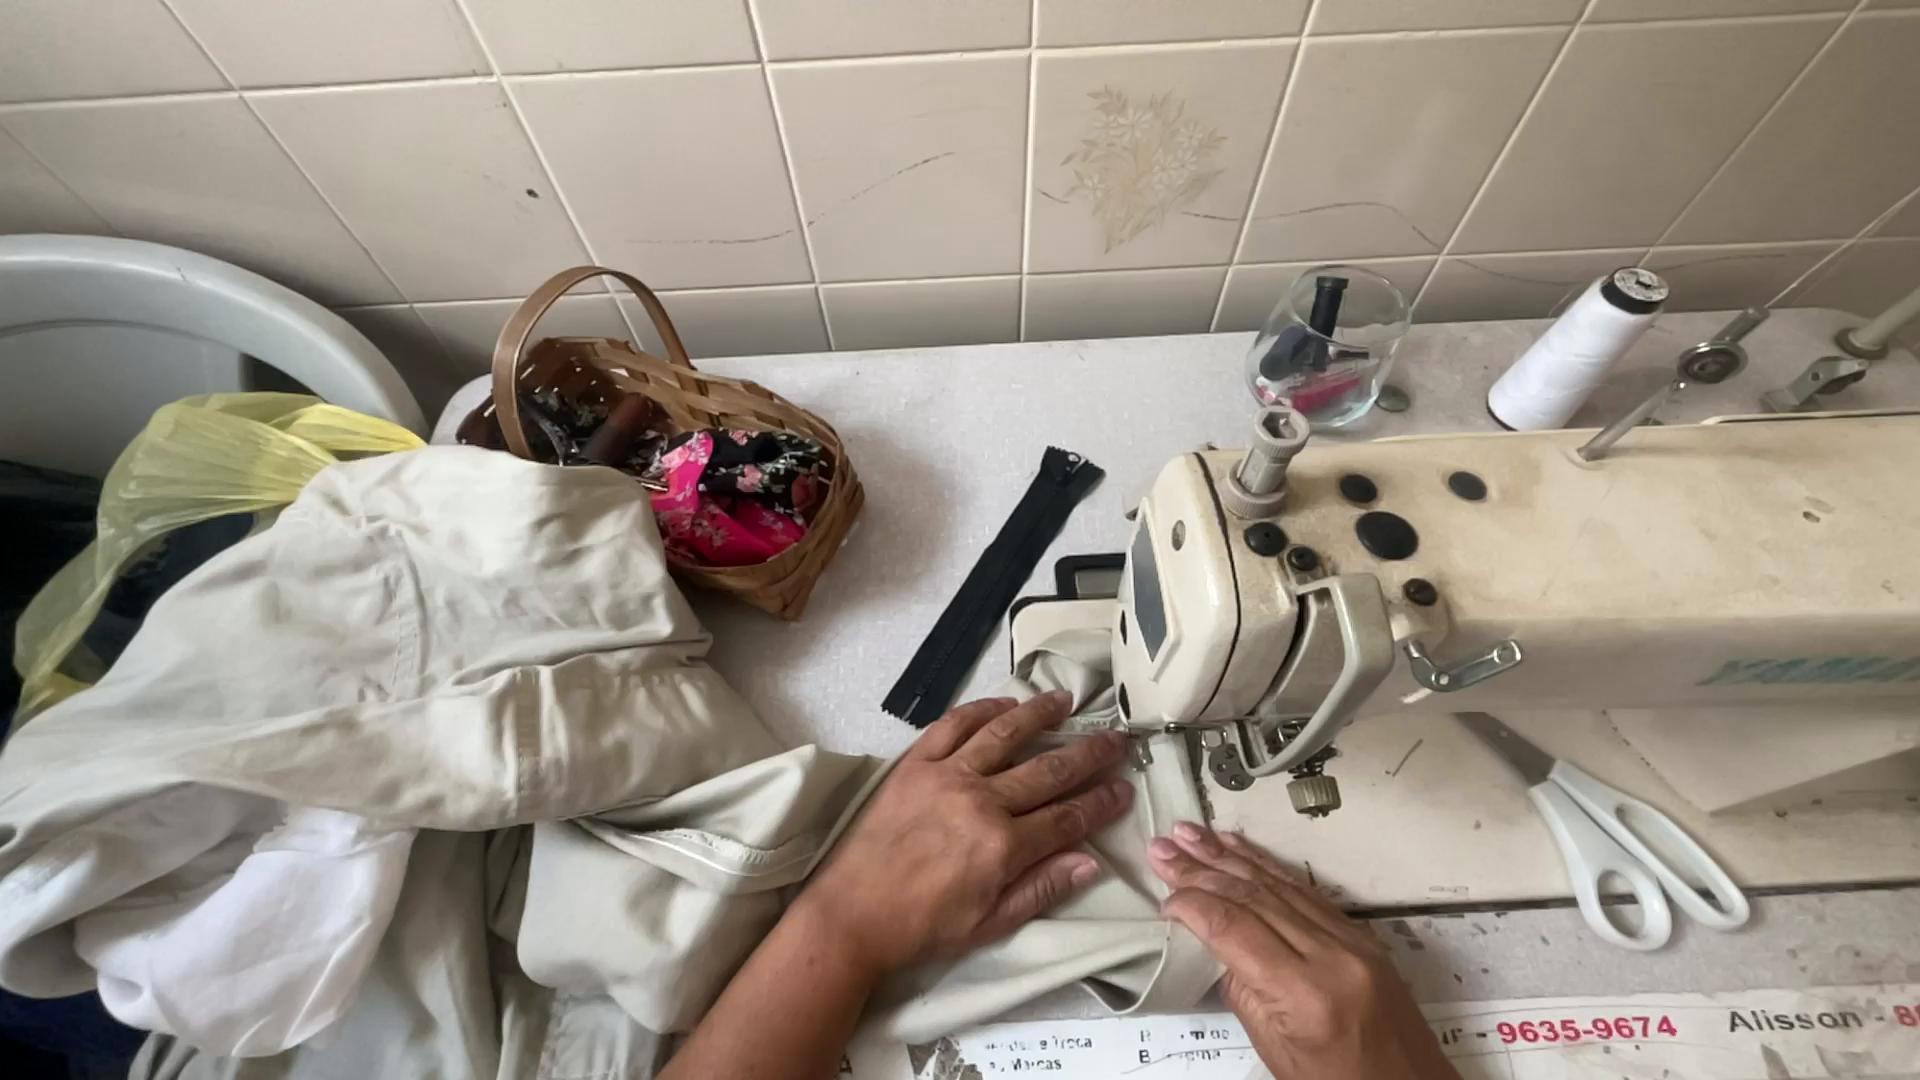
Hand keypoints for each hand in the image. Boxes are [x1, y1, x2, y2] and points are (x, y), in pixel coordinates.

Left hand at [797, 693, 1133, 974]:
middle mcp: (980, 800)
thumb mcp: (989, 924)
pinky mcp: (915, 762)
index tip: (1124, 786)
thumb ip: (1041, 889)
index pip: (1067, 817)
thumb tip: (1090, 860)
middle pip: (1047, 769)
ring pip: (1004, 734)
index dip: (1100, 802)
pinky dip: (982, 710)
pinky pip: (954, 725)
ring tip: (1066, 701)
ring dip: (1039, 714)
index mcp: (1002, 845)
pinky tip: (1005, 704)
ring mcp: (946, 775)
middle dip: (1088, 753)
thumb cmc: (923, 926)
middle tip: (1116, 737)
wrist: (852, 912)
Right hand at [1150, 824, 1459, 1079]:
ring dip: (1224, 854)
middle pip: (1250, 895)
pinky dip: (1263, 862)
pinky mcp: (1359, 931)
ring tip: (1187, 833)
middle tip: (1160, 847)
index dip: (1191, 904)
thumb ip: (1240, 987)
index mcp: (1306, 995)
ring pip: (1274, 882)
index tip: (1161, 896)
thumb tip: (1209, 936)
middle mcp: (1331, 955)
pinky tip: (1235, 844)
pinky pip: (1301, 887)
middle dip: (1198, 868)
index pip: (1233, 927)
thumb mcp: (1275, 1050)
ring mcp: (1350, 938)